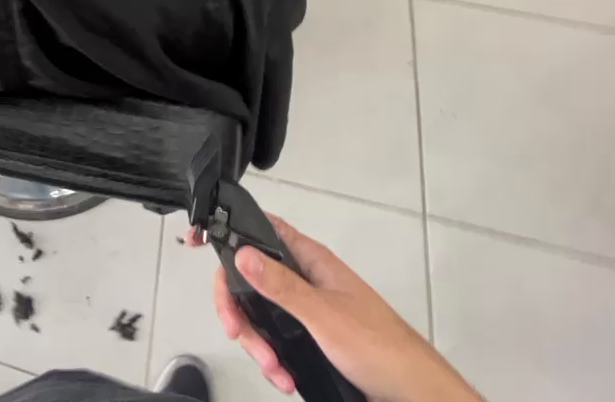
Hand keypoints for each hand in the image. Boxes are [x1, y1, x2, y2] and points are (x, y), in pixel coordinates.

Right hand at [203, 218, 480, 401]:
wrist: (419, 399)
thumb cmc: (378, 348)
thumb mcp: (324, 316)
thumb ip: (280, 285)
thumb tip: (239, 251)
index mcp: (308, 260)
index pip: (258, 229)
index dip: (226, 230)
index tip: (195, 242)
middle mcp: (303, 278)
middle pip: (247, 277)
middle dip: (237, 309)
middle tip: (236, 333)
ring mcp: (305, 308)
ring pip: (259, 313)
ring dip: (258, 343)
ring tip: (274, 372)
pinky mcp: (310, 337)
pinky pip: (275, 338)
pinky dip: (272, 358)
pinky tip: (283, 377)